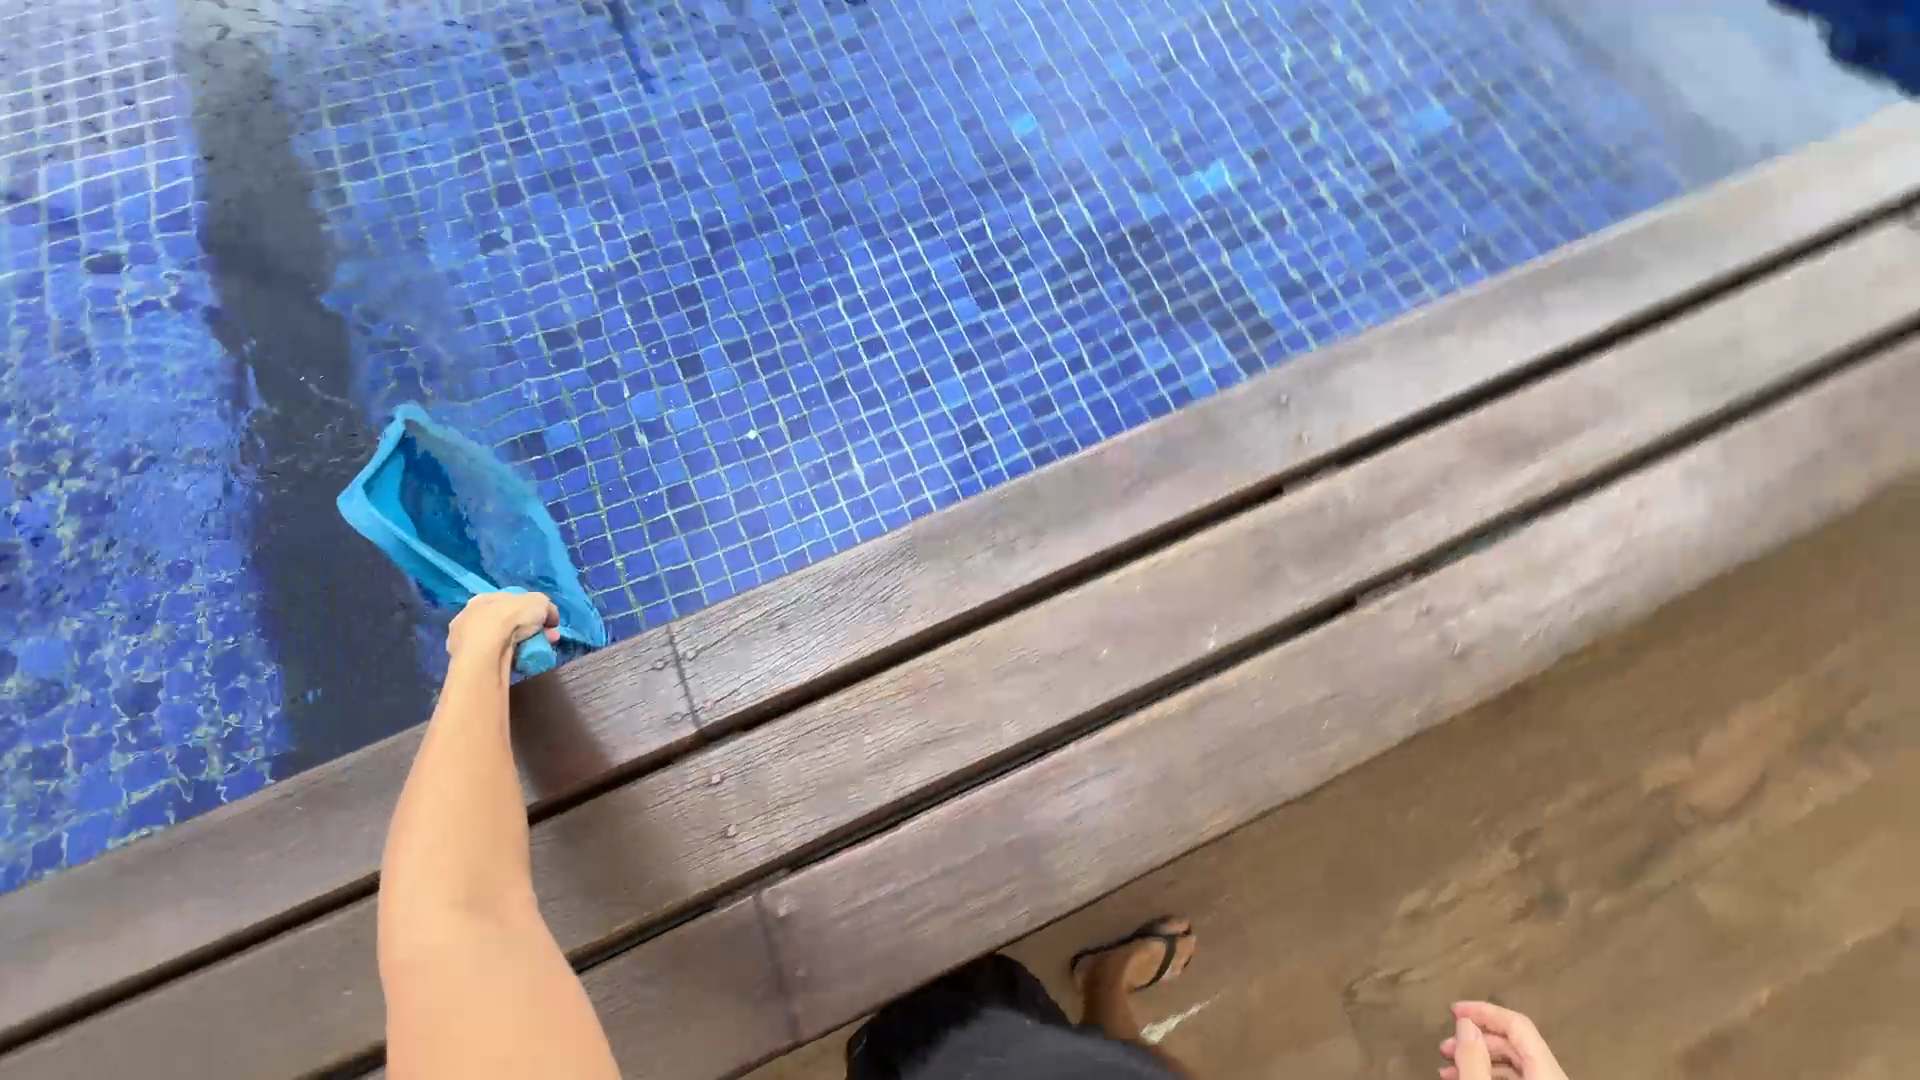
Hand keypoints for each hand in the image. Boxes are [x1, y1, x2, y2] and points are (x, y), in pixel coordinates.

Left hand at [447, 591, 559, 662]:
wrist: (487, 646)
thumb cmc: (511, 615)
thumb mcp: (540, 601)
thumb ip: (547, 608)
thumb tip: (550, 618)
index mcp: (486, 598)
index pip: (512, 603)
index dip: (534, 612)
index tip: (549, 622)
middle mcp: (473, 616)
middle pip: (510, 623)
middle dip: (533, 630)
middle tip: (550, 638)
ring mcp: (468, 639)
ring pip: (505, 641)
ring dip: (525, 645)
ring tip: (539, 651)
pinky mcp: (470, 660)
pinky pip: (498, 656)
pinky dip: (513, 658)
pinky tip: (523, 660)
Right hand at [1439, 1002, 1568, 1079]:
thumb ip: (1474, 1057)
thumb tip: (1466, 1022)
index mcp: (1548, 1072)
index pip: (1518, 1023)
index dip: (1483, 1011)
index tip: (1454, 1011)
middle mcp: (1554, 1077)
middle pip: (1513, 1043)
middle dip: (1474, 1040)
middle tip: (1446, 1047)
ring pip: (1513, 1063)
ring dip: (1477, 1058)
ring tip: (1449, 1068)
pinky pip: (1518, 1079)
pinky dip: (1489, 1074)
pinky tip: (1467, 1076)